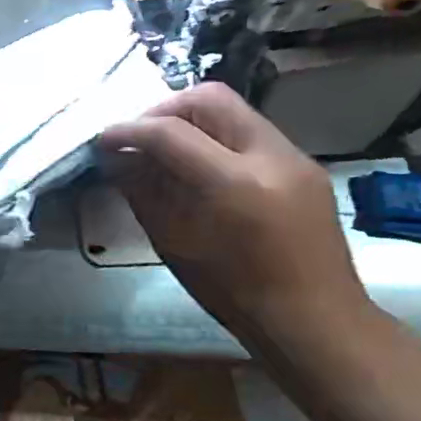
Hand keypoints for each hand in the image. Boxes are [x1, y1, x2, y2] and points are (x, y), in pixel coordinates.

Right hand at [97, 83, 370, 344]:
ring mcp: (294, 158)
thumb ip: (142, 190)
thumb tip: (116, 157)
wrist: (317, 322)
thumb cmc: (236, 293)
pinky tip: (200, 170)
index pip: (170, 131)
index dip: (128, 130)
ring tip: (167, 152)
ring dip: (191, 122)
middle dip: (164, 110)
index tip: (104, 140)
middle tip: (140, 138)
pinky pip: (249, 133)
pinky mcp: (303, 166)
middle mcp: (270, 157)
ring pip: (232, 110)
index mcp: (235, 183)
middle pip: (208, 98)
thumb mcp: (174, 242)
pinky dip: (215, 138)